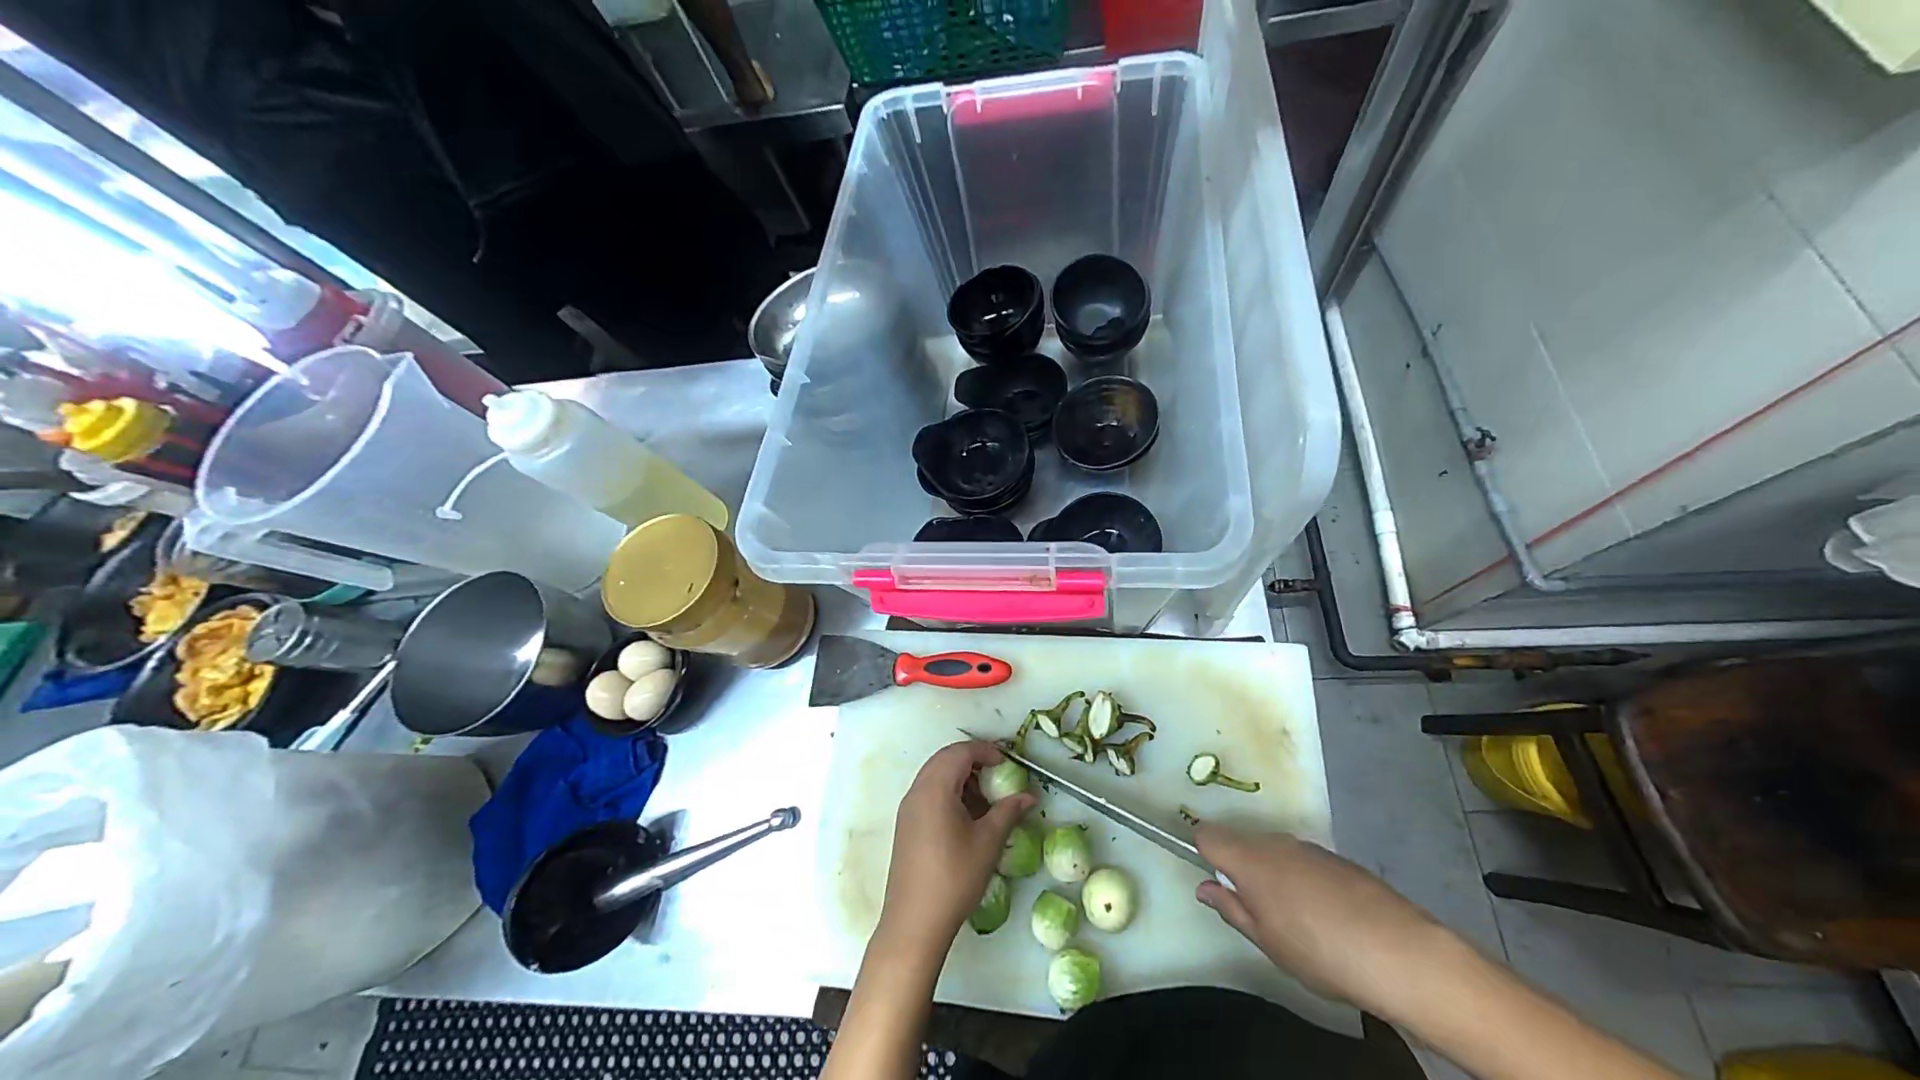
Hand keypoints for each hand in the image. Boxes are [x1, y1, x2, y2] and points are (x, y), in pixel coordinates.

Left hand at [877, 741, 1036, 955]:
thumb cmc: (954, 877)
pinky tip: (968, 818)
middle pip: (944, 759)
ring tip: (987, 801)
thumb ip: (1008, 811)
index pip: (959, 752)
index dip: (985, 751)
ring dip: (961, 778)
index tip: (1007, 763)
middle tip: (999, 777)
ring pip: (935, 776)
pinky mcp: (906, 825)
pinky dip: (949, 794)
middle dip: (973, 762)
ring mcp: (908, 808)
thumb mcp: (988, 842)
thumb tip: (1028, 796)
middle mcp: (917, 791)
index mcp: (934, 788)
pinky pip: (929, 794)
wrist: (915, 922)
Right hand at [1194, 824, 1453, 1014]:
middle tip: (1256, 911)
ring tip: (1295, 921)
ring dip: (1274, 875)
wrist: (1402, 954)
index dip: (1202, 851)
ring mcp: (1312, 849)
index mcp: (1249, 859)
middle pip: (1243, 842)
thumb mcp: (1266, 940)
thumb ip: (1231, 909)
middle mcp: (1277, 843)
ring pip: (1276, 852)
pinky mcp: (1341, 861)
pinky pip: (1306, 862)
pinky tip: (1327, 918)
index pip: (1208, 834)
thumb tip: (1206, 888)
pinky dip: (1304, 881)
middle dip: (1241, 868)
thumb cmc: (1319, 952)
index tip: (1213, 879)